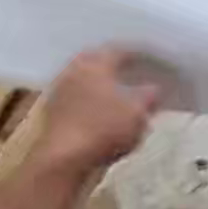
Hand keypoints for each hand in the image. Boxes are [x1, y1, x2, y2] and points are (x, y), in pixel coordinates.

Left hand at [34, 47, 160, 172]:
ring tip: (118, 97)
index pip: (119, 51)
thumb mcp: (138, 112)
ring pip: (85, 81)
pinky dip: (90, 104)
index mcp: (96, 62)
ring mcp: (60, 91)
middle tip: (133, 76)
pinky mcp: (53, 113)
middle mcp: (74, 69)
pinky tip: (99, 116)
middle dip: (115, 69)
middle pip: (98, 63)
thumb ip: (149, 96)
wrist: (65, 158)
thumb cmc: (105, 128)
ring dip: (101, 87)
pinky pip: (76, 100)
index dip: (137, 56)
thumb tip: (154, 88)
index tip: (151, 63)